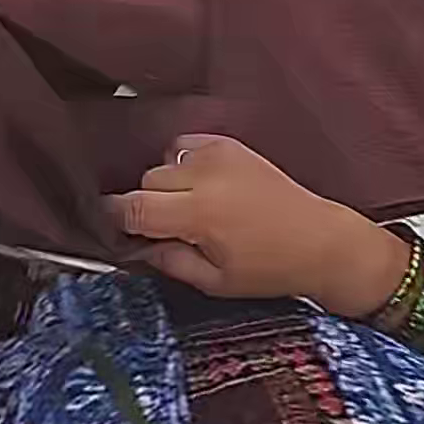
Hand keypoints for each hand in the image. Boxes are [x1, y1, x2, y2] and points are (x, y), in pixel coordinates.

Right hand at [105, 135, 409, 317]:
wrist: (318, 238)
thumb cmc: (268, 268)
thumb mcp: (214, 281)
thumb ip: (168, 259)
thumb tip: (134, 245)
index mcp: (200, 213)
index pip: (136, 206)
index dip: (114, 216)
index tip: (105, 223)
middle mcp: (205, 175)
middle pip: (147, 180)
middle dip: (147, 203)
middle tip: (162, 226)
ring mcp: (218, 152)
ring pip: (164, 160)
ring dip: (166, 183)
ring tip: (187, 205)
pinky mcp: (229, 142)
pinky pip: (186, 144)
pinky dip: (183, 162)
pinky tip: (200, 184)